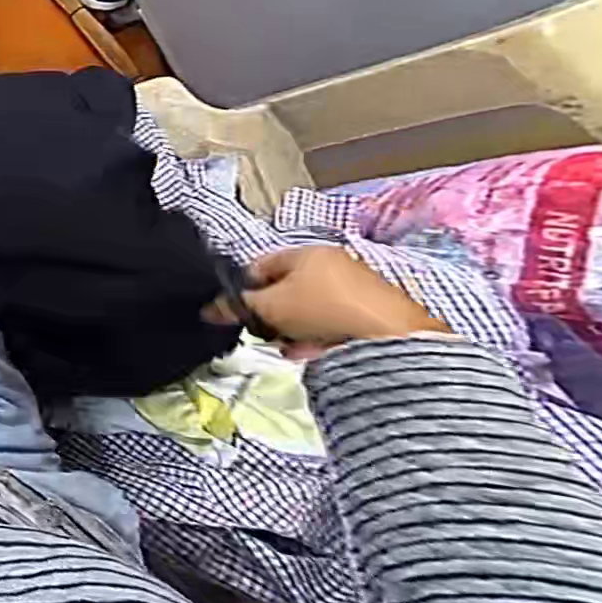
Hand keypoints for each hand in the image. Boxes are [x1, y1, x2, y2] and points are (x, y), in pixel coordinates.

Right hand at [222, 246, 448, 351]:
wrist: (392, 337)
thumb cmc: (320, 310)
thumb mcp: (265, 307)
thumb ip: (233, 306)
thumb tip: (209, 310)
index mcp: (306, 251)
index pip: (257, 267)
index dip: (242, 290)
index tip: (241, 313)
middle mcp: (333, 261)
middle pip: (283, 289)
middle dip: (272, 314)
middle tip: (268, 332)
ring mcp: (357, 285)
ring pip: (307, 307)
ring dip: (294, 328)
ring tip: (294, 347)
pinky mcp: (375, 309)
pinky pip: (333, 319)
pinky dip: (320, 334)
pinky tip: (317, 350)